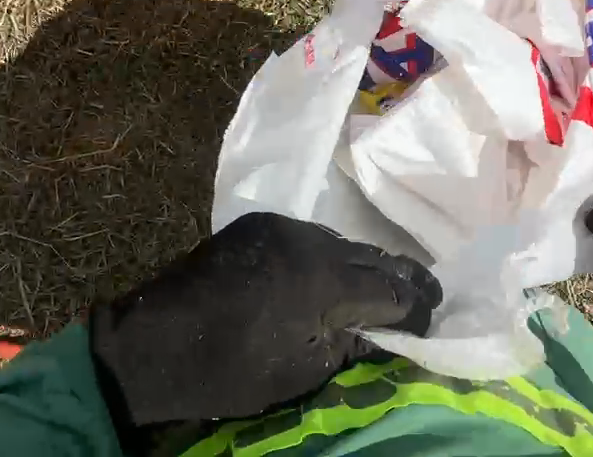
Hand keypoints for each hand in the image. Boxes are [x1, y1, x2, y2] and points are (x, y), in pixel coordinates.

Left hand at [89, 211, 440, 427]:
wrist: (157, 340)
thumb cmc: (233, 368)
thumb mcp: (303, 370)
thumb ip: (351, 342)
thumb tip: (387, 331)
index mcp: (324, 278)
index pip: (388, 286)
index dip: (416, 303)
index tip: (435, 315)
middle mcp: (308, 239)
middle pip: (368, 255)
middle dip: (399, 276)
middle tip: (428, 292)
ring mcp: (279, 226)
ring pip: (338, 243)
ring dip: (361, 264)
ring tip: (382, 285)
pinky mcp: (257, 224)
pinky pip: (307, 237)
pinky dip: (327, 257)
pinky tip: (331, 275)